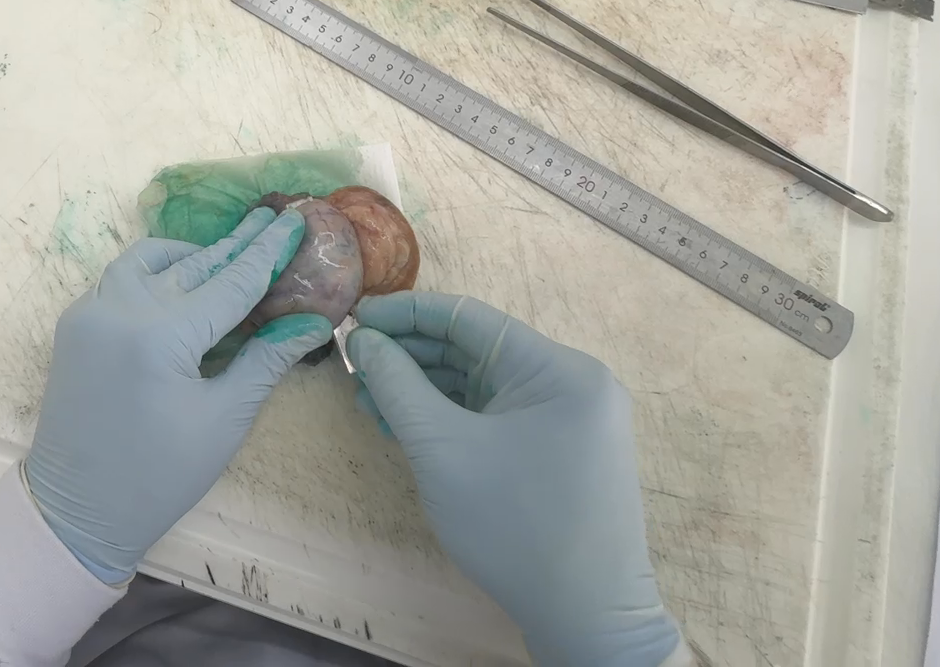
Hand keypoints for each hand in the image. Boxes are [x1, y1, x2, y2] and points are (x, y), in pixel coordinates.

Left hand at [25, 207, 333, 583]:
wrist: (75, 508)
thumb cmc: (158, 477)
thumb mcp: (223, 421)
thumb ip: (264, 361)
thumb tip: (311, 321)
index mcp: (161, 335)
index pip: (231, 282)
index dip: (267, 251)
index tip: (295, 218)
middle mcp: (120, 307)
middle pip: (192, 264)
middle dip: (235, 243)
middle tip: (268, 218)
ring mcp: (90, 310)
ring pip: (148, 260)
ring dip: (190, 254)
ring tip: (226, 257)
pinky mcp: (75, 320)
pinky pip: (119, 277)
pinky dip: (153, 271)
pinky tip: (178, 282)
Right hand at [349, 292, 679, 666]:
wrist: (586, 626)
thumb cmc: (514, 525)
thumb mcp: (441, 447)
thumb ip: (395, 382)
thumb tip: (362, 339)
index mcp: (556, 369)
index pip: (465, 317)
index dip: (403, 312)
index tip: (354, 321)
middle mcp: (566, 381)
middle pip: (469, 347)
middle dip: (406, 356)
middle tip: (354, 369)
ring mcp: (562, 415)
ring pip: (474, 380)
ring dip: (418, 387)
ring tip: (368, 402)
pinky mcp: (552, 445)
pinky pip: (487, 410)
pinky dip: (442, 413)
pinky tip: (400, 424)